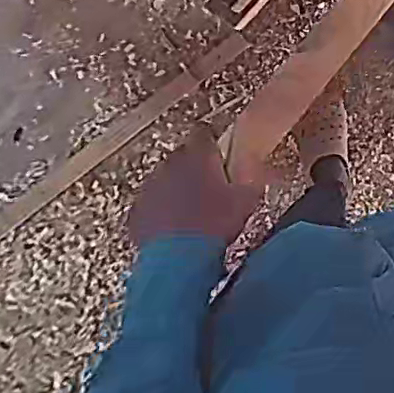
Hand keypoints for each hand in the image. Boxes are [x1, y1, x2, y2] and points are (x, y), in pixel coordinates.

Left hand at [124, 139, 263, 250]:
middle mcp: (171, 164)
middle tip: (210, 184)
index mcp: (199, 155)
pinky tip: (175, 225)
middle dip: (194, 166)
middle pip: (183, 155)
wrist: (179, 260)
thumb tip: (255, 172)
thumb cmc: (214, 225)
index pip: (203, 132)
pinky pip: (151, 203)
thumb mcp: (247, 199)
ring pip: (165, 178)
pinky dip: (161, 210)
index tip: (218, 149)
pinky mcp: (137, 211)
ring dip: (176, 187)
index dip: (212, 139)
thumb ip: (251, 178)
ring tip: (192, 208)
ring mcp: (150, 187)